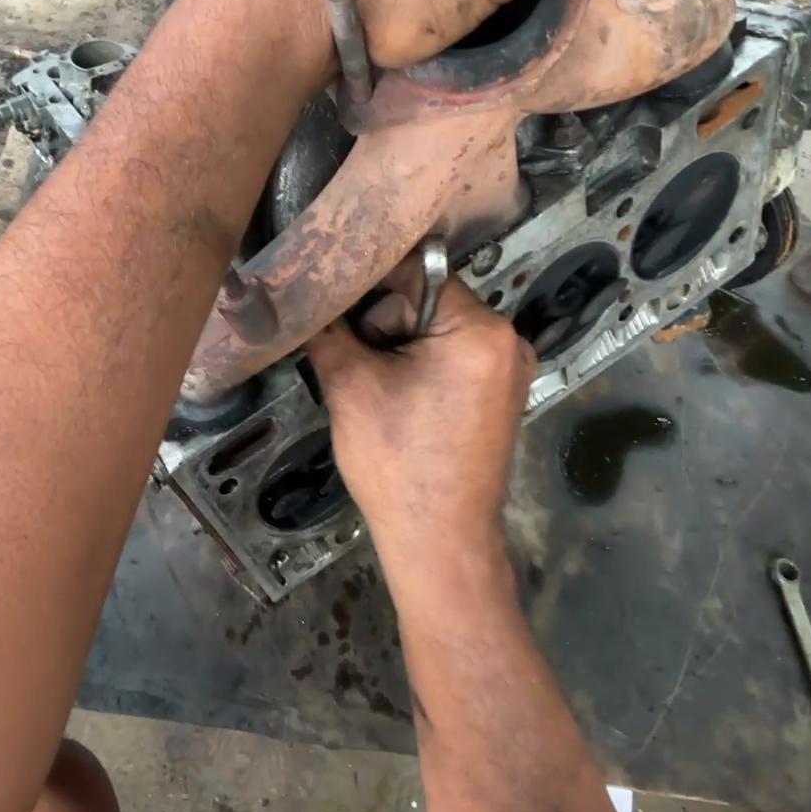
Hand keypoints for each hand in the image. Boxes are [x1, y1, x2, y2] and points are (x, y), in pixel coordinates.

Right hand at [304, 280, 535, 548]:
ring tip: (375, 394)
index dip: (368, 284)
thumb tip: (302, 296)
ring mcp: (508, 370)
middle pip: (425, 302)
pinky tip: (397, 403)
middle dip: (382, 327)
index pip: (416, 272)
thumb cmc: (396, 460)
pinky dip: (417, 369)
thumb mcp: (350, 385)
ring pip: (433, 331)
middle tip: (359, 371)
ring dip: (395, 350)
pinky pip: (449, 359)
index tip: (332, 299)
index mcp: (479, 329)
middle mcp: (507, 340)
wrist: (437, 539)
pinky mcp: (498, 396)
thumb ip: (328, 328)